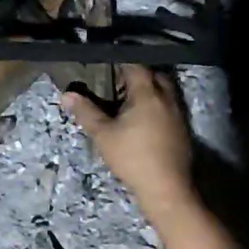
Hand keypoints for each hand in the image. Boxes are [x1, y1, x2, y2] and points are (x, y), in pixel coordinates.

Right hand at [62, 64, 193, 208]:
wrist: (166, 187)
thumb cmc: (132, 157)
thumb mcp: (103, 135)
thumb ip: (86, 112)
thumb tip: (66, 94)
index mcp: (147, 94)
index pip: (136, 65)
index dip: (122, 61)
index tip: (107, 62)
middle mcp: (166, 98)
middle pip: (154, 75)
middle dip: (137, 73)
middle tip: (117, 80)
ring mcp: (177, 113)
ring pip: (164, 90)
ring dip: (149, 89)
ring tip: (128, 98)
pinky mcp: (182, 128)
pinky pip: (169, 105)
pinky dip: (157, 104)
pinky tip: (144, 117)